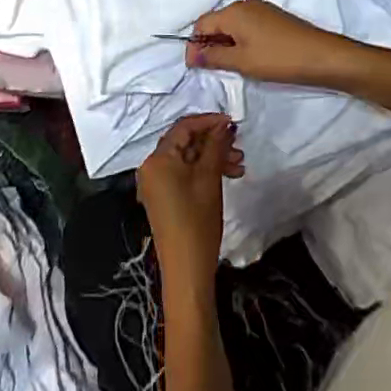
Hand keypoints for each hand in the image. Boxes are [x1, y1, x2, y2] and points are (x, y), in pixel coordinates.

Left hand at [137, 113, 242, 276]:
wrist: (187, 268)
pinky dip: (203, 171)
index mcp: (157, 158)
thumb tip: (224, 125)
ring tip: (239, 165)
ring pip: (187, 159)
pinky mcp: (164, 196)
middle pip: (184, 142)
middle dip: (213, 142)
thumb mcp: (209, 179)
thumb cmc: (197, 220)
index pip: (183, 127)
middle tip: (238, 147)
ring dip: (212, 157)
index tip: (232, 123)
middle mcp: (151, 166)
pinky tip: (226, 176)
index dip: (209, 122)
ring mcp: (156, 182)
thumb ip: (216, 147)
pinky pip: (183, 173)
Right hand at [185, 0, 363, 86]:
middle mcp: (245, 5)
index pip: (202, 24)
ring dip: (225, 43)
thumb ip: (213, 57)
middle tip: (209, 68)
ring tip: (228, 65)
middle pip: (216, 22)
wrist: (324, 56)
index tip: (194, 66)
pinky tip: (247, 57)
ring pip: (232, 24)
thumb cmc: (278, 59)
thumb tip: (192, 54)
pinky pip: (247, 25)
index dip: (194, 45)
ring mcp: (261, 9)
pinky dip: (240, 40)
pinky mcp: (273, 18)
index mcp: (233, 12)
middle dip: (209, 44)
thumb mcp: (241, 62)